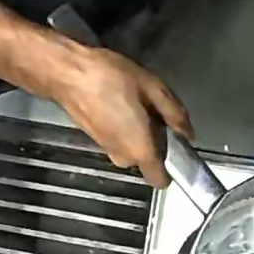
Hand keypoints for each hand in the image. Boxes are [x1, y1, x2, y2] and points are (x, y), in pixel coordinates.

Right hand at [44, 45, 191, 187]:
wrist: (66, 73)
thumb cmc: (110, 78)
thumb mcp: (152, 88)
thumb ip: (175, 114)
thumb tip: (188, 134)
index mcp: (141, 150)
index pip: (160, 181)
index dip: (171, 169)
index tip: (175, 147)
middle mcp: (123, 158)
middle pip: (148, 159)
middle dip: (155, 141)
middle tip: (153, 110)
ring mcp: (107, 151)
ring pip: (133, 149)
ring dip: (139, 131)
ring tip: (134, 101)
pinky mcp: (96, 141)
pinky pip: (120, 140)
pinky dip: (124, 127)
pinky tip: (119, 102)